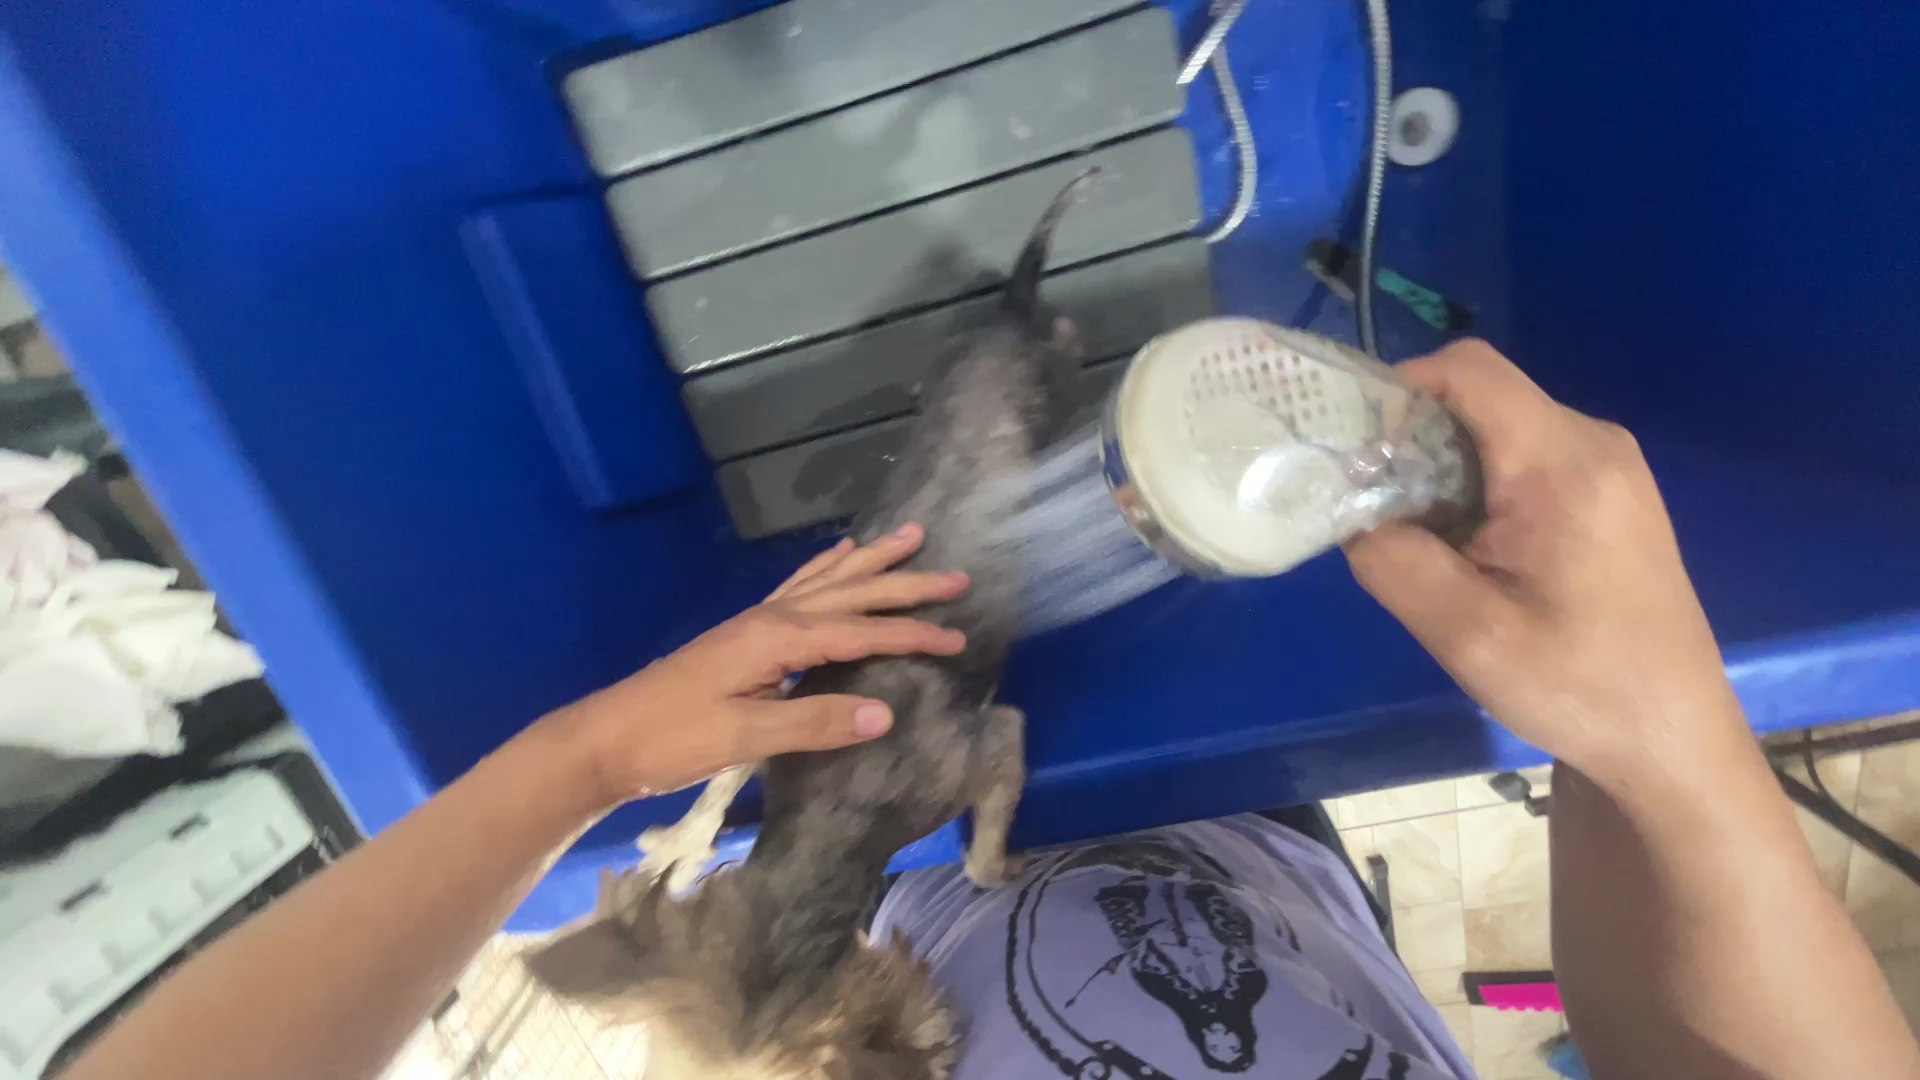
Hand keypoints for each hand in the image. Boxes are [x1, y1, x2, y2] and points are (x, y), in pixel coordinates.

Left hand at [545, 524, 967, 804]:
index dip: (913, 635)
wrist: (606, 737)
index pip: (863, 632)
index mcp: (780, 639)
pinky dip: (827, 566)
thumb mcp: (743, 737)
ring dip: (872, 559)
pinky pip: (799, 585)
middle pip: (854, 591)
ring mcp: (759, 618)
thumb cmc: (672, 739)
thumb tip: (886, 712)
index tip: (957, 638)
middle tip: (956, 574)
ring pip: (830, 578)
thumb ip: (813, 721)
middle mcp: (775, 617)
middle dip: (907, 581)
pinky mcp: (748, 629)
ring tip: (910, 535)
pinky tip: (839, 553)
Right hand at [1345, 340, 1744, 780]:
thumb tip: (1347, 511)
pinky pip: (1506, 460)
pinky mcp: (1593, 495)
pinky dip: (1458, 487)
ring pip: (1483, 430)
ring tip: (1404, 534)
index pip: (1468, 371)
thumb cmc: (1576, 686)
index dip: (1396, 388)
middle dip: (1404, 438)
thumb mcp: (1464, 632)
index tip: (1350, 445)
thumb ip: (1390, 559)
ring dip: (1428, 469)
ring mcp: (1597, 468)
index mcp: (1564, 465)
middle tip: (1366, 505)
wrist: (1668, 741)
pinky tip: (1450, 546)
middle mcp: (1589, 445)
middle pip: (1471, 397)